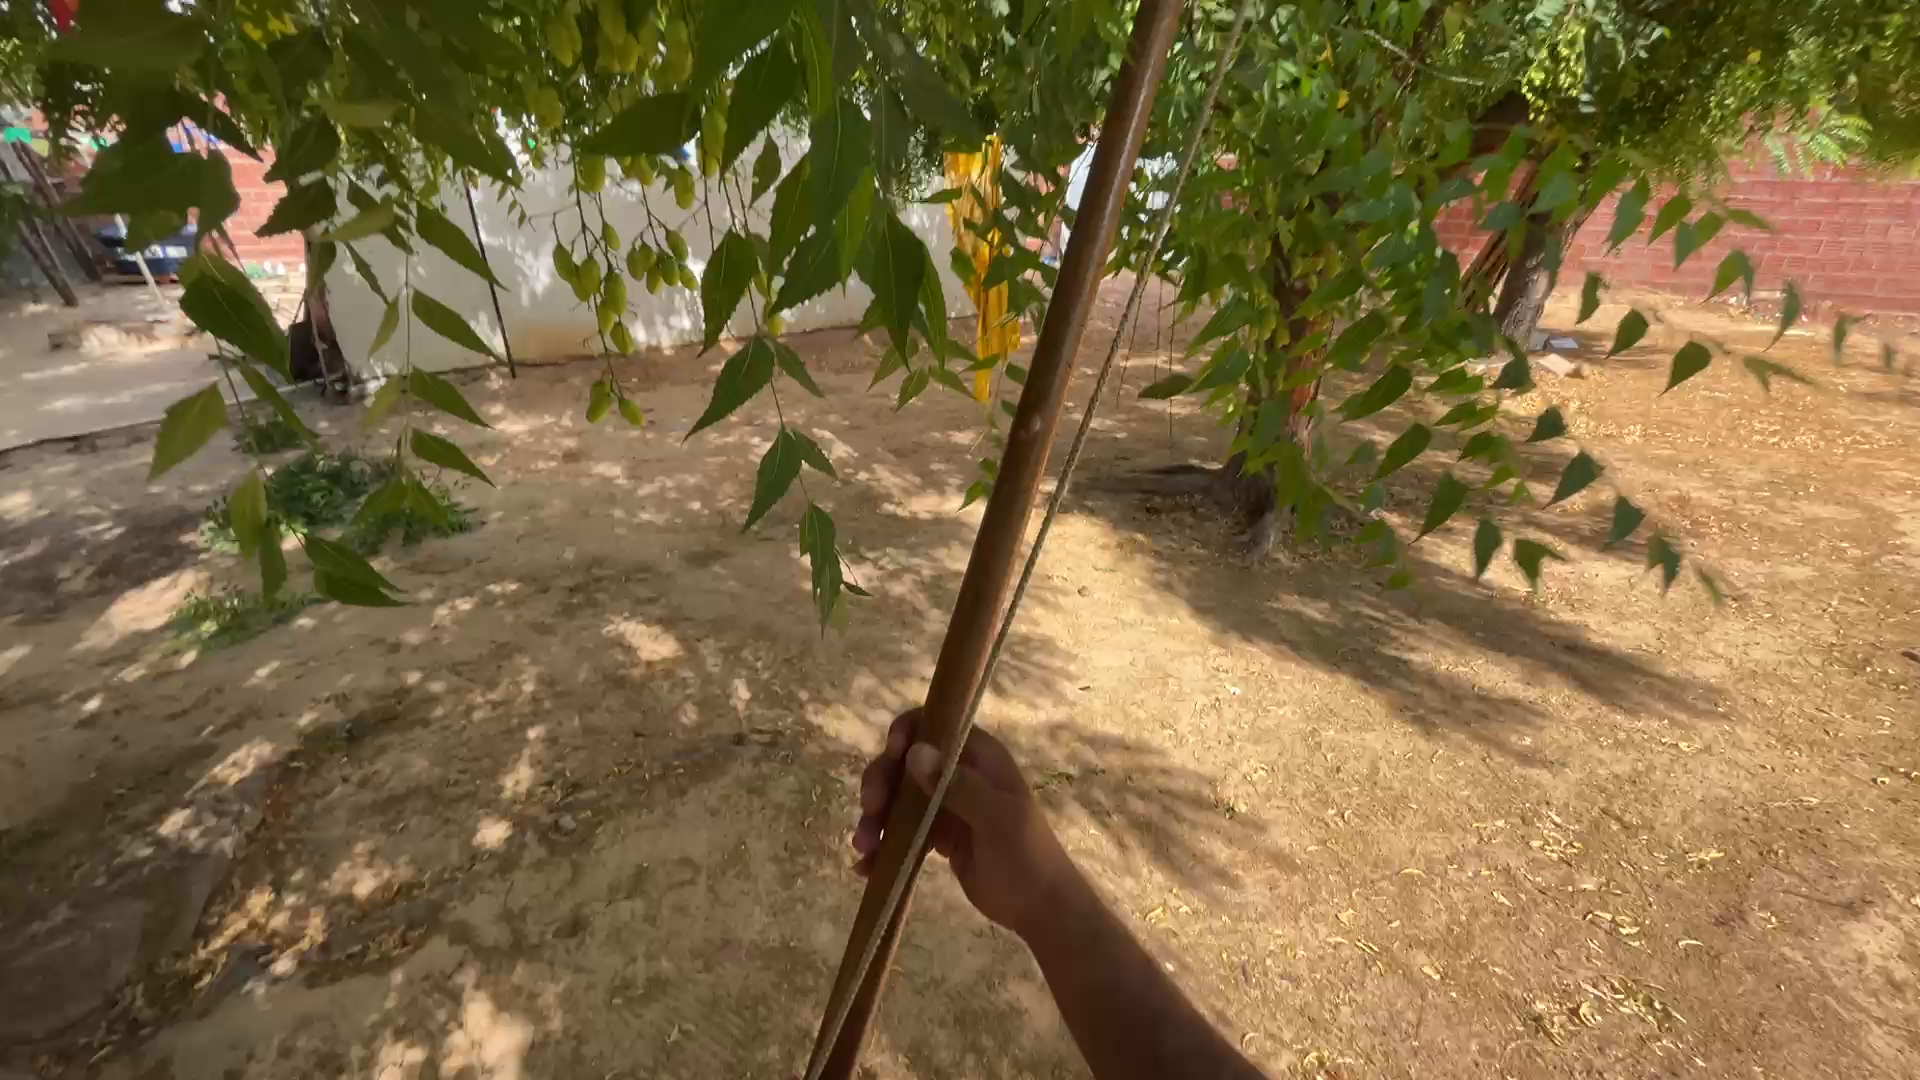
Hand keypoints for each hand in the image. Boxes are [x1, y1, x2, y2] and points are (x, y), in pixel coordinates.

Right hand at [852, 709, 1077, 939]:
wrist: (1039, 907)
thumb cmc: (1026, 854)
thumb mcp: (997, 818)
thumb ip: (958, 786)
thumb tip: (915, 753)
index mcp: (978, 756)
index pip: (935, 725)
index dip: (907, 732)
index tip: (891, 753)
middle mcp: (959, 773)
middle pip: (906, 762)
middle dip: (882, 782)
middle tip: (870, 809)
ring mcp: (947, 804)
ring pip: (899, 797)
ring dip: (876, 817)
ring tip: (863, 847)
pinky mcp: (938, 835)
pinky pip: (902, 831)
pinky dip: (884, 845)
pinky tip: (867, 867)